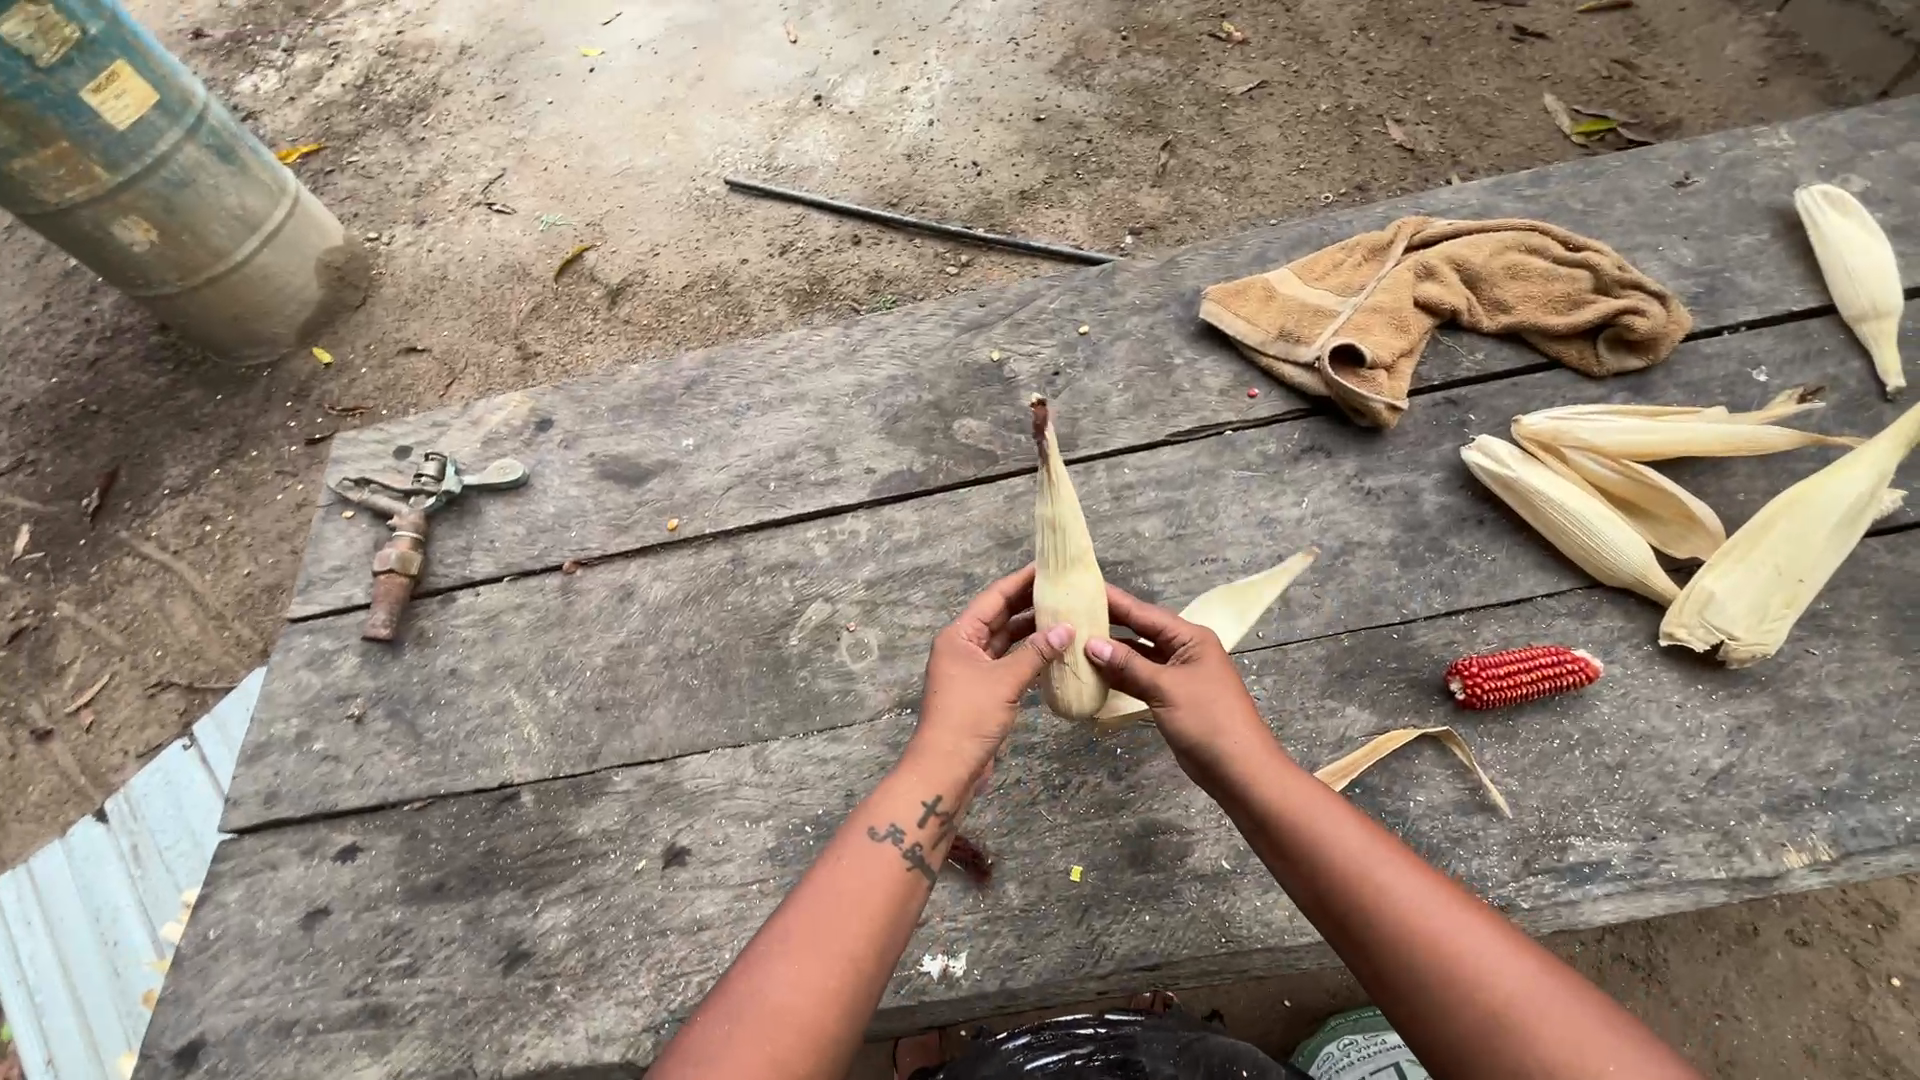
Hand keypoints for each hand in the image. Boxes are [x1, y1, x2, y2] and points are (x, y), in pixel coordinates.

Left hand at [911, 564, 1073, 777]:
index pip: (994, 598)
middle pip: (1000, 617)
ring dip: (1032, 631)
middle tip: (1063, 589)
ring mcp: (973, 669)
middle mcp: (963, 646)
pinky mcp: (983, 690)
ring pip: (1006, 641)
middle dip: (1029, 604)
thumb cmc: (969, 717)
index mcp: (959, 635)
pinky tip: (1054, 650)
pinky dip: (1029, 656)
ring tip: (1066, 616)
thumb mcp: (1005, 681)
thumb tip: (1066, 628)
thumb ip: (1036, 653)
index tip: (1047, 568)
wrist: (947, 767)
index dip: (1020, 581)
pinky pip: (1009, 663)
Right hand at [1084, 585, 1282, 788]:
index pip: (1145, 613)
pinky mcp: (1169, 697)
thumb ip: (1127, 664)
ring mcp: (1176, 675)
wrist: (1238, 769)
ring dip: (1110, 651)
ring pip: (1137, 656)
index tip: (1086, 587)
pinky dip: (1118, 675)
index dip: (1115, 601)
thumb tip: (1091, 643)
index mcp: (1190, 638)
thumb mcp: (1165, 687)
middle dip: (1110, 622)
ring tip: (1075, 638)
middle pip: (1140, 631)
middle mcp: (1183, 651)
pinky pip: (1138, 678)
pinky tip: (1093, 671)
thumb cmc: (1207, 720)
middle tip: (1073, 610)